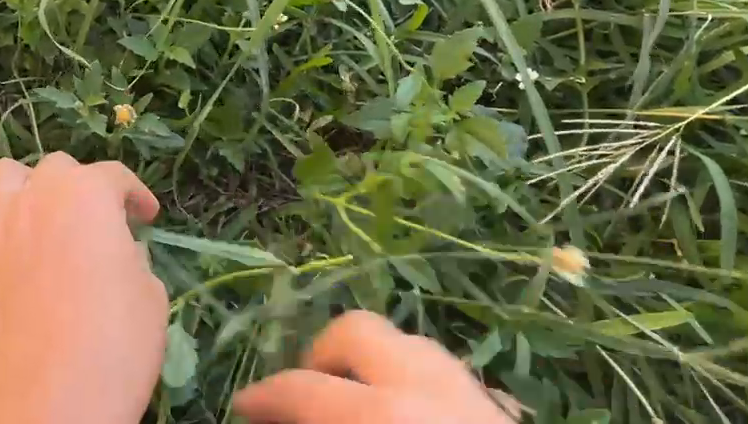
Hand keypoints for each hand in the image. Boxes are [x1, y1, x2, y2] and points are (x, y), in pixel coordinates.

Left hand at [0, 152, 166, 423]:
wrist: (58, 395)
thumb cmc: (117, 342)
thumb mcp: (150, 292)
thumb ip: (131, 255)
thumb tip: (116, 251)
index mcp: (89, 194)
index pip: (117, 177)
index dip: (135, 194)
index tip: (146, 218)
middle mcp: (40, 194)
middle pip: (59, 168)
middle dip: (82, 187)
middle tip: (98, 225)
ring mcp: (0, 225)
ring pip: (4, 175)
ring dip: (23, 183)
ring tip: (37, 205)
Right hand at [233, 311, 516, 423]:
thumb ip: (320, 420)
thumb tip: (278, 417)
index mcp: (387, 417)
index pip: (304, 390)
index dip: (265, 397)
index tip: (243, 406)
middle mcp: (429, 391)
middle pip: (356, 333)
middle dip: (320, 358)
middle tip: (302, 398)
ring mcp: (475, 399)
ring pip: (408, 346)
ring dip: (369, 365)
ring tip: (352, 405)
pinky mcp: (504, 417)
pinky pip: (446, 378)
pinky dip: (414, 386)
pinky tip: (408, 421)